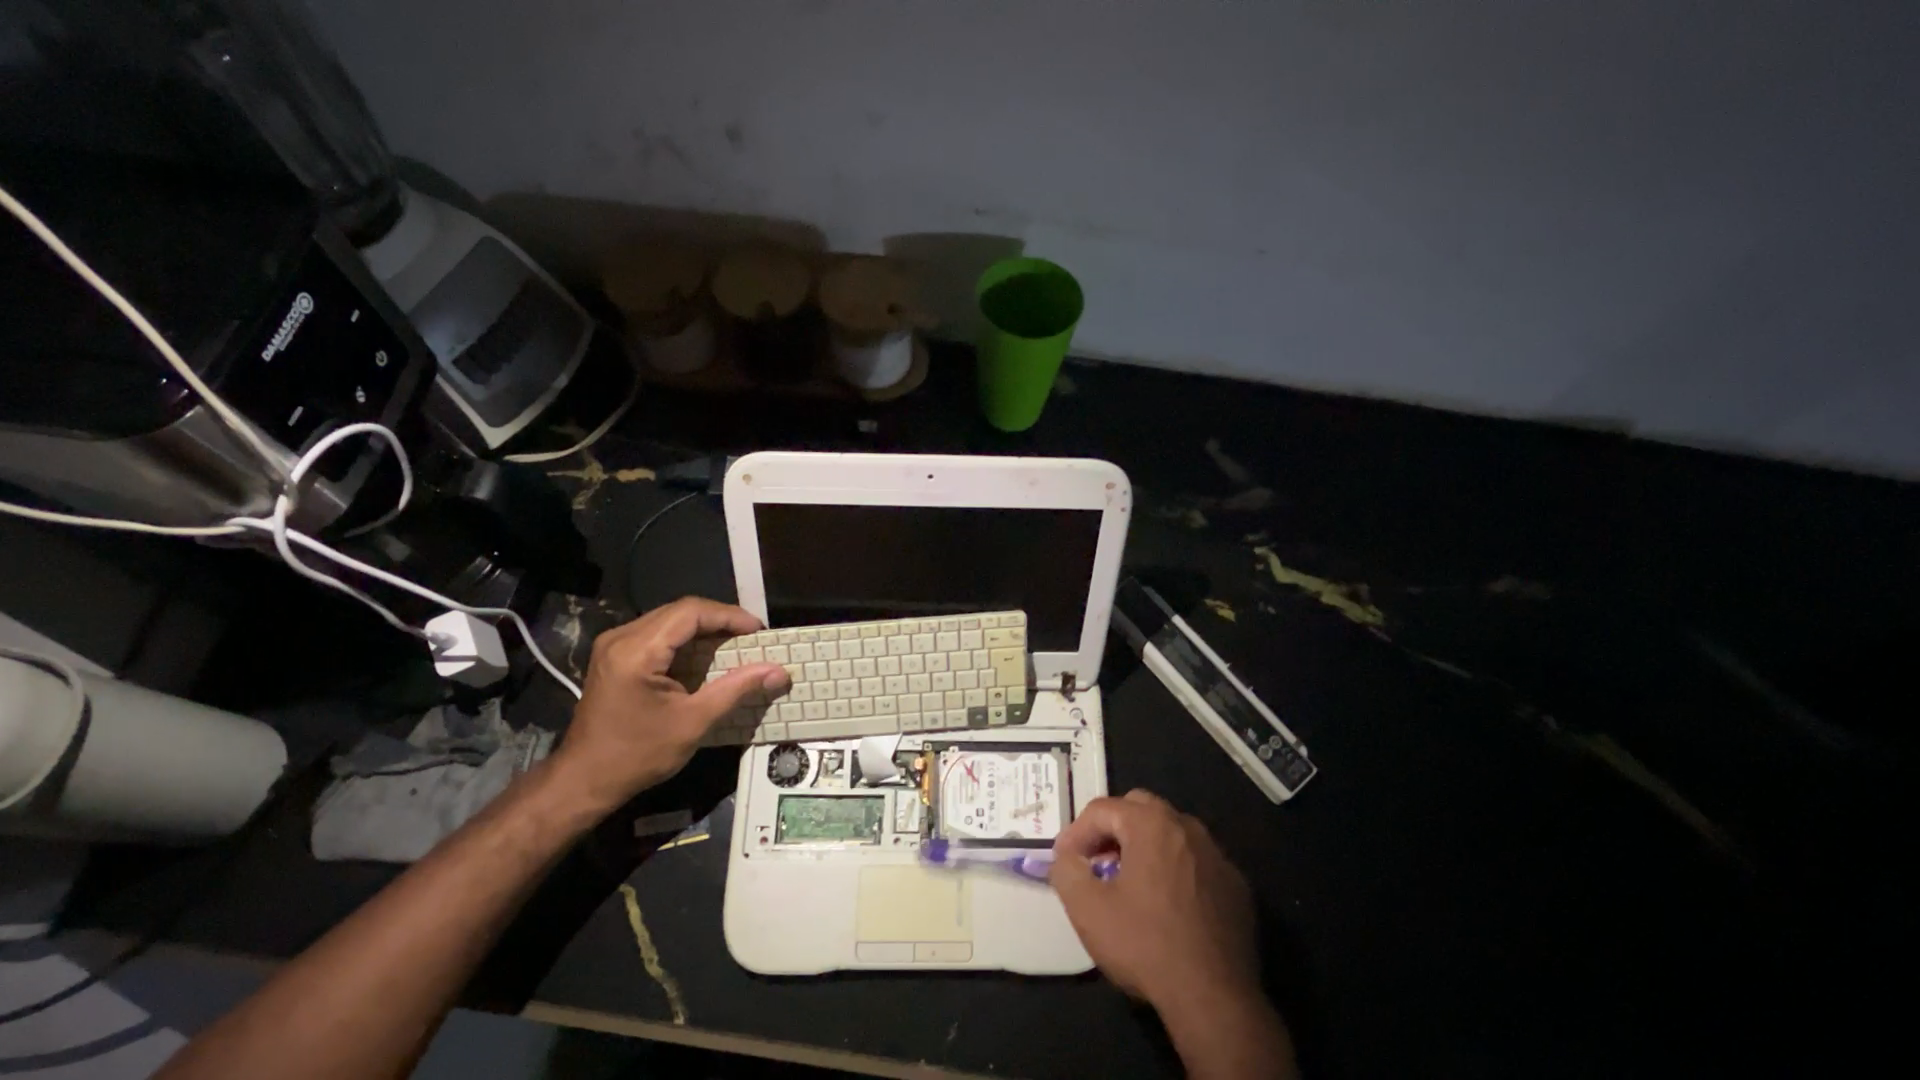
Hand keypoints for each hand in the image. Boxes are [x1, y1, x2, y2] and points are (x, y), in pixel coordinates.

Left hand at [547, 597, 788, 813]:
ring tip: (736, 643)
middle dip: (719, 620)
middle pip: (679, 611)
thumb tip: (778, 672)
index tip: (760, 630)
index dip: (729, 616)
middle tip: (752, 638)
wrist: (586, 779)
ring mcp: (614, 645)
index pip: (690, 612)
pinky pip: (656, 634)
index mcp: (637, 650)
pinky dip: (685, 639)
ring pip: (668, 620)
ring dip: (703, 628)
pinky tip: (706, 654)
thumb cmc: (639, 754)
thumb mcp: (694, 722)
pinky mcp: (614, 655)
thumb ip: (736, 689)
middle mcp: (621, 637)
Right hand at [1050, 789, 1261, 1009]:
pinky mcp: (1236, 886)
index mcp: (1152, 825)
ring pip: (1172, 834)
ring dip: (1144, 847)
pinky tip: (1166, 906)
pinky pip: (1196, 862)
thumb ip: (1066, 871)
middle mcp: (1189, 829)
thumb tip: (1066, 858)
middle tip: (1095, 862)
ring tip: (1128, 883)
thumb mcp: (1087, 908)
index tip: (1063, 862)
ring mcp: (1218, 856)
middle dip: (1112, 830)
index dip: (1075, 832)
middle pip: (1140, 809)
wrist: (1213, 996)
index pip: (1102, 809)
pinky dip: (1174, 870)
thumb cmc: (1145, 944)